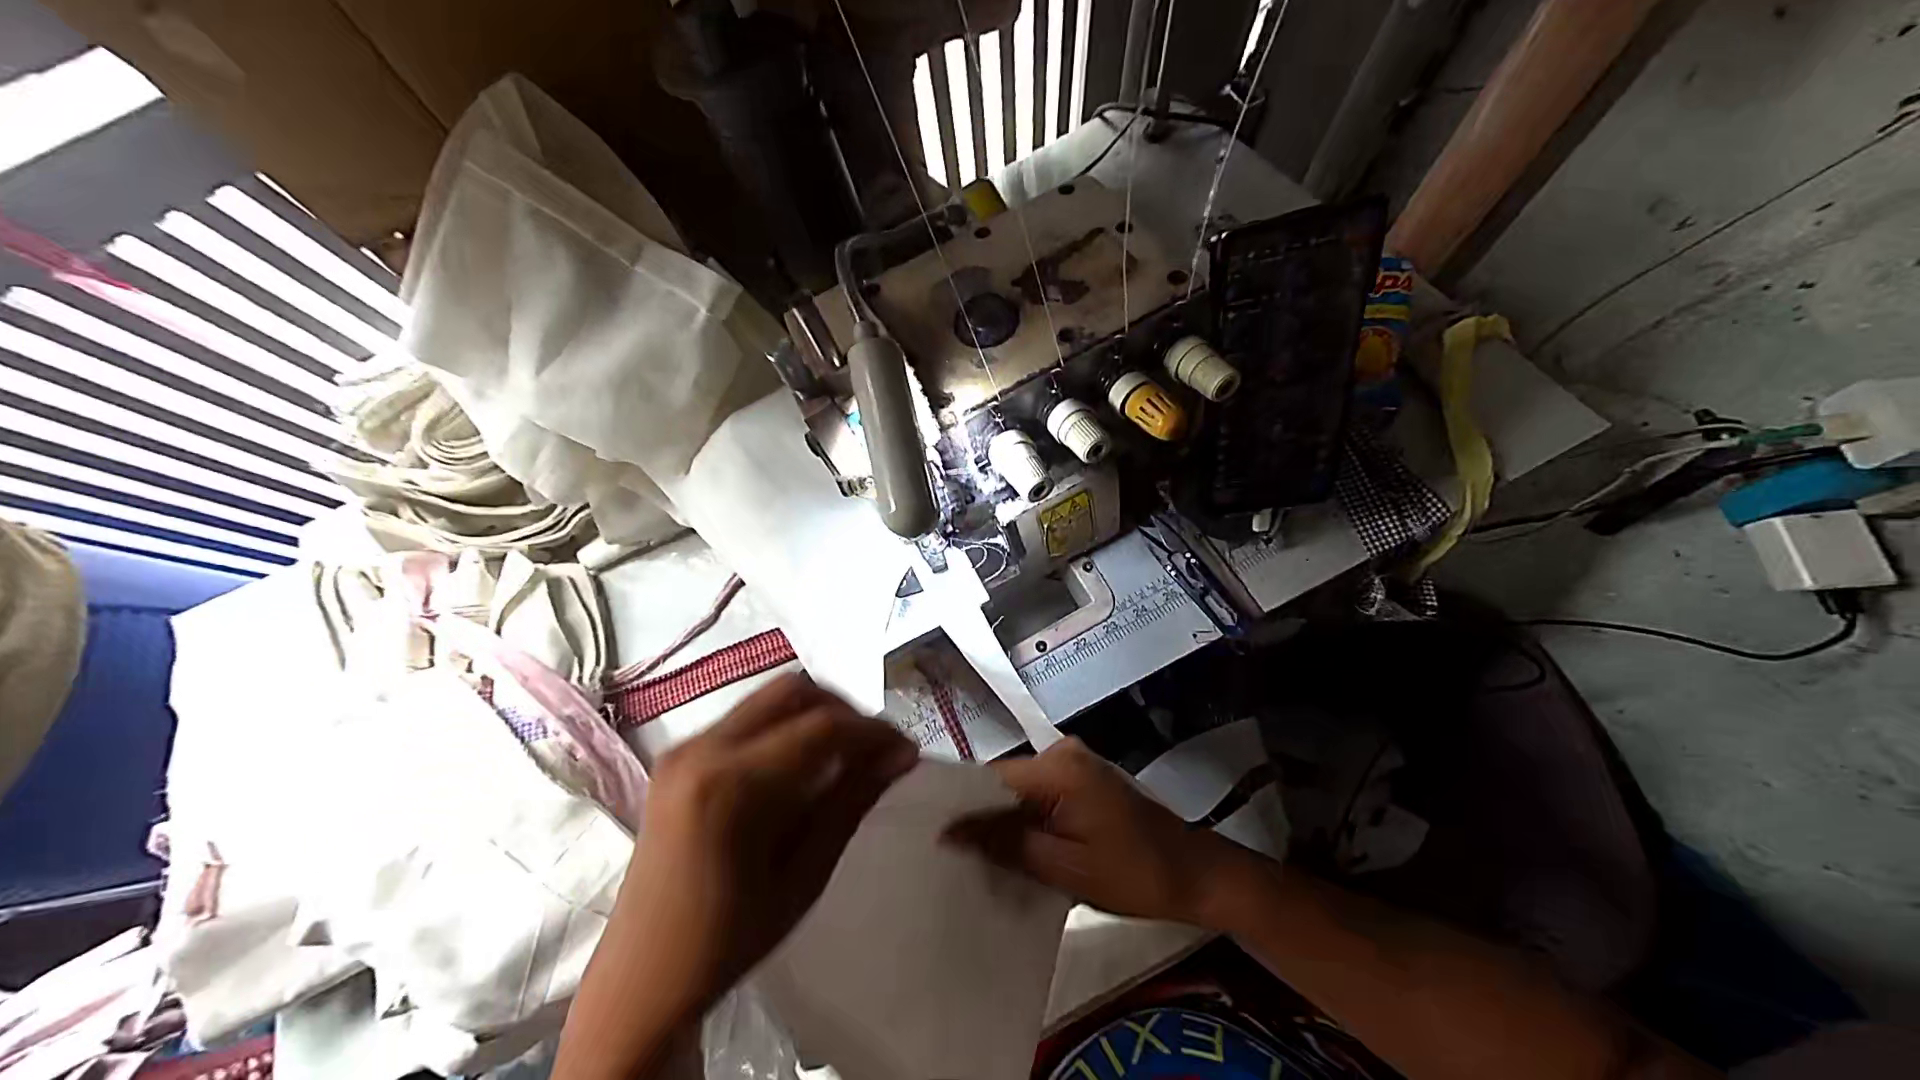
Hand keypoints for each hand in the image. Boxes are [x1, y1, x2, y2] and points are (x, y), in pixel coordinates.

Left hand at [599, 675, 918, 1021]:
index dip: (872, 731)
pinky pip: (745, 718)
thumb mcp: (804, 875)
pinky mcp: (677, 757)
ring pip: (768, 698)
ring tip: (845, 758)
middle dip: (843, 711)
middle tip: (875, 749)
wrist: (643, 977)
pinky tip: (802, 768)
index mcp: (730, 784)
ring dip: (814, 716)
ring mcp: (683, 748)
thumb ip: (851, 802)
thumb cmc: (729, 940)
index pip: (821, 726)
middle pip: (792, 691)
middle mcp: (701, 749)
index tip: (905, 750)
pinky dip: (784, 728)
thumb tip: (902, 754)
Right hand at [946, 737, 1255, 927]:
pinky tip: (1010, 845)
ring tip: (971, 852)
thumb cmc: (1134, 875)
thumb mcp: (1064, 868)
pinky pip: (1038, 793)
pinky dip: (1023, 817)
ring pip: (1018, 789)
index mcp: (1058, 767)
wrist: (1196, 874)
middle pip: (1002, 781)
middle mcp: (1061, 752)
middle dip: (978, 815)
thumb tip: (948, 832)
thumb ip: (1005, 844)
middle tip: (945, 850)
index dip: (958, 806)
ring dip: (1000, 819)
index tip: (927, 834)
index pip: (989, 778)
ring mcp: (1073, 763)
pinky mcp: (1081, 778)